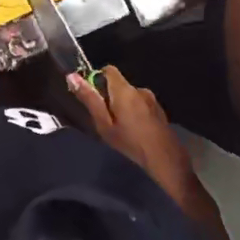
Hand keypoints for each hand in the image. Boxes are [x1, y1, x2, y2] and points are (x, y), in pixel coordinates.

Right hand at [69, 66, 211, 219]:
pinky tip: (133, 136)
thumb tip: (71, 76)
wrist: (167, 169)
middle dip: (108, 98)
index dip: (96, 80)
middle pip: (119, 85)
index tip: (92, 100)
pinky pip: (140, 108)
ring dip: (121, 109)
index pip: (108, 70)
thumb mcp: (104, 126)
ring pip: (130, 98)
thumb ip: (89, 99)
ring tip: (118, 132)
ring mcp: (154, 103)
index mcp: (126, 91)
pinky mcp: (161, 115)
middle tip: (103, 122)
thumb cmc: (130, 147)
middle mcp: (142, 91)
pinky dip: (133, 116)